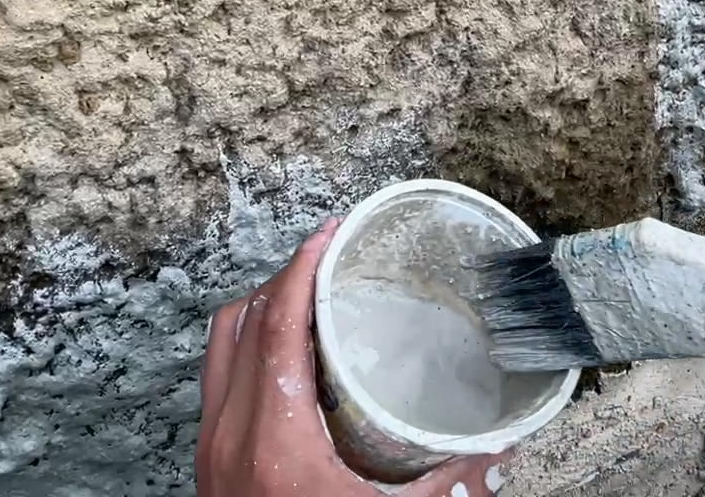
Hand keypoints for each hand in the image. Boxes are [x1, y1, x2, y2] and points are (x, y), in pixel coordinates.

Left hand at [198, 219, 513, 495]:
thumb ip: (447, 489)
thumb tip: (497, 454)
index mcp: (274, 441)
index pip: (277, 322)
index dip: (303, 267)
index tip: (330, 233)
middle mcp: (230, 433)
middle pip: (247, 317)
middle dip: (288, 275)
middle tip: (329, 257)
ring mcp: (210, 443)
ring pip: (222, 338)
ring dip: (261, 303)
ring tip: (307, 292)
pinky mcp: (207, 455)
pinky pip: (217, 370)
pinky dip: (246, 338)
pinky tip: (284, 347)